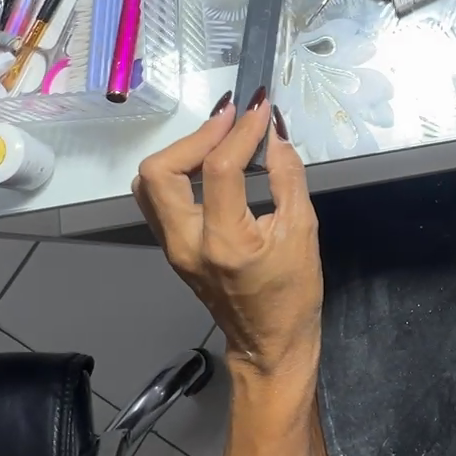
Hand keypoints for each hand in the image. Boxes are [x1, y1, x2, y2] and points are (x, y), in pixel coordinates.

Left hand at [133, 91, 321, 378]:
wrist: (269, 345)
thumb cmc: (293, 295)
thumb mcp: (304, 232)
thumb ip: (288, 177)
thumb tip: (275, 134)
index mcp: (224, 242)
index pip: (219, 169)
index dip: (241, 132)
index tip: (262, 109)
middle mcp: (187, 243)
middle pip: (160, 171)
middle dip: (196, 135)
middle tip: (232, 118)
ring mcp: (173, 247)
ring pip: (150, 183)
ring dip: (182, 150)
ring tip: (220, 135)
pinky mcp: (173, 247)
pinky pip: (160, 197)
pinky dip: (180, 169)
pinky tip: (209, 160)